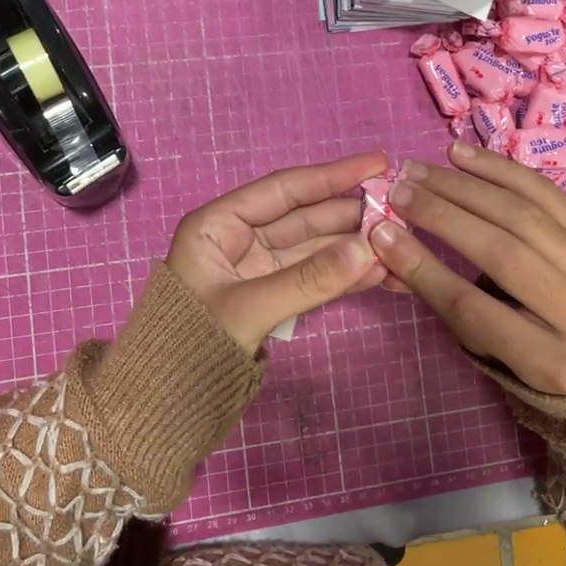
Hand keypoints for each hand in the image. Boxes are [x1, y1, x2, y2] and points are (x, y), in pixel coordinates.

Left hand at [167, 152, 391, 353]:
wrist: (165, 401)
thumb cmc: (191, 343)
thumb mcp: (249, 308)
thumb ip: (308, 280)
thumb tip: (368, 250)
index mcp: (218, 224)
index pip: (283, 189)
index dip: (331, 176)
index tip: (377, 164)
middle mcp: (237, 238)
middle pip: (303, 216)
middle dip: (350, 214)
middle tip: (399, 211)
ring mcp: (255, 268)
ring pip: (313, 248)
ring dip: (353, 248)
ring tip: (399, 245)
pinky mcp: (269, 296)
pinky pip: (311, 277)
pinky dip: (342, 275)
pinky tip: (379, 273)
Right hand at [368, 143, 565, 394]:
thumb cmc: (539, 359)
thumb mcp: (493, 351)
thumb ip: (447, 301)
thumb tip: (391, 243)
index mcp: (551, 362)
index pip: (473, 307)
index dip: (422, 268)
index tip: (381, 234)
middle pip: (501, 252)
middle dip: (440, 216)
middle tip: (397, 192)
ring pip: (522, 215)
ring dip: (462, 186)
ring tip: (419, 171)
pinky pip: (547, 194)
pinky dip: (500, 170)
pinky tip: (462, 157)